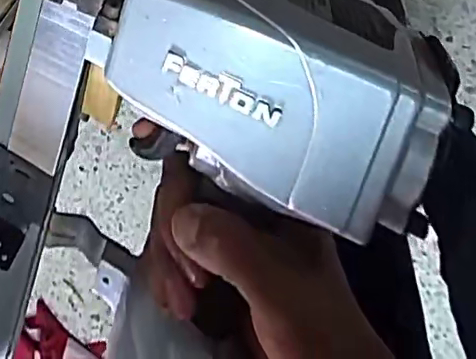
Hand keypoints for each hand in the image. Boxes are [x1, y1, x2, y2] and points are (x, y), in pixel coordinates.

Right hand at [133, 120, 390, 358]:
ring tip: (187, 303)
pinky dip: (167, 278)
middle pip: (186, 190)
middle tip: (188, 278)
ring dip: (167, 261)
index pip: (218, 154)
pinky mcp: (216, 275)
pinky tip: (182, 305)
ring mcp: (231, 244)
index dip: (183, 143)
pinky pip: (174, 259)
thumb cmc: (326, 339)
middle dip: (173, 231)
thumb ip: (232, 246)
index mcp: (272, 197)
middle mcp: (248, 214)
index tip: (149, 137)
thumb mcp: (279, 285)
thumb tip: (184, 217)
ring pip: (175, 225)